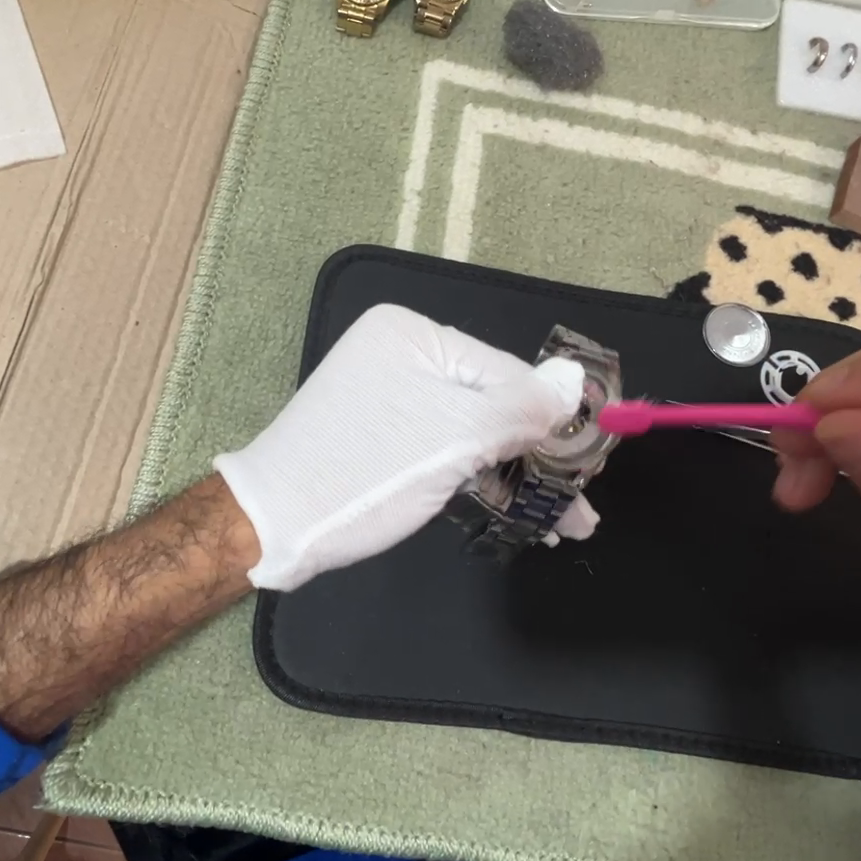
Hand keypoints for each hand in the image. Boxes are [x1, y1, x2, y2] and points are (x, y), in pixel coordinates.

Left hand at [215, 304, 592, 590]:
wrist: (272, 526)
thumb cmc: (366, 473)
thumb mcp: (453, 437)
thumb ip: (521, 408)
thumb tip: (576, 383)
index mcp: (412, 334)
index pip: (505, 371)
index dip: (548, 422)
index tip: (588, 472)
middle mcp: (400, 354)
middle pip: (490, 400)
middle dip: (536, 455)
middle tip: (578, 508)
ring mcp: (388, 395)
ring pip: (470, 429)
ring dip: (513, 472)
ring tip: (560, 521)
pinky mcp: (381, 434)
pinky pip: (442, 444)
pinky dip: (476, 474)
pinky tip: (512, 505)